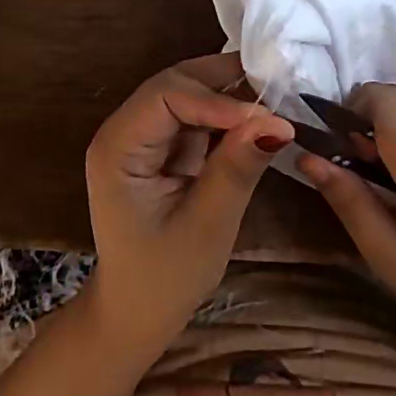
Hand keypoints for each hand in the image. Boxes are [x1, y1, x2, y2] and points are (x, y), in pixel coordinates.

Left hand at [83, 53, 293, 346]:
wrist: (138, 312)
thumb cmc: (164, 278)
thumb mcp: (206, 226)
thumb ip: (236, 169)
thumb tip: (276, 123)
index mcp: (118, 147)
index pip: (165, 96)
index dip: (215, 99)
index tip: (264, 115)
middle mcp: (125, 130)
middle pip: (175, 83)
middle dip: (224, 82)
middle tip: (276, 88)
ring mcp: (145, 136)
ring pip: (189, 91)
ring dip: (230, 92)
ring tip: (275, 97)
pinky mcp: (165, 145)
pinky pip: (198, 114)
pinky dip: (228, 112)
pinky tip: (258, 117)